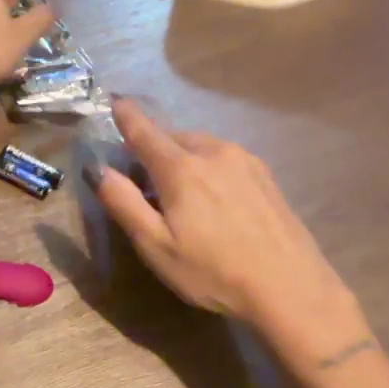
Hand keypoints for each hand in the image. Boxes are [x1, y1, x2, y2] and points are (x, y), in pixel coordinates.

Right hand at [90, 99, 371, 368]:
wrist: (288, 287)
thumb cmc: (211, 271)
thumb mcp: (155, 245)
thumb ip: (124, 203)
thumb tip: (99, 169)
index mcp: (181, 169)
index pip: (145, 131)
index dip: (126, 116)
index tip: (114, 100)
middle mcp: (214, 153)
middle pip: (173, 137)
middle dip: (152, 145)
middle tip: (138, 170)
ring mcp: (245, 162)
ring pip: (201, 145)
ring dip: (180, 155)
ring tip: (172, 185)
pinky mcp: (265, 176)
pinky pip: (223, 157)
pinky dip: (205, 164)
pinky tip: (208, 194)